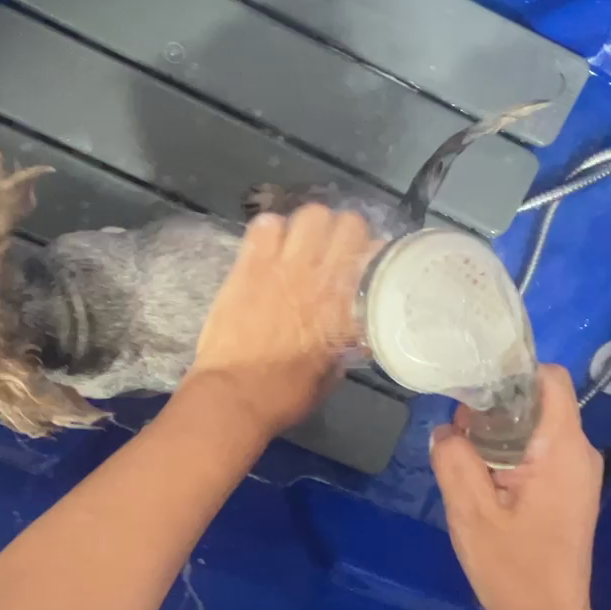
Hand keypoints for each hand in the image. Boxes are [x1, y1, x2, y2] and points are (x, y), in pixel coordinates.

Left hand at [185, 205, 378, 437]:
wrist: (234, 395)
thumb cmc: (283, 395)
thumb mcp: (330, 375)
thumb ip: (343, 347)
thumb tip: (349, 337)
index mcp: (347, 307)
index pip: (376, 257)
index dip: (371, 257)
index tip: (363, 266)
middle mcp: (322, 278)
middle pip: (348, 223)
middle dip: (342, 233)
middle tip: (330, 250)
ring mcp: (283, 266)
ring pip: (310, 214)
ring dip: (307, 227)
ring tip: (298, 245)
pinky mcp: (249, 264)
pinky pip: (264, 225)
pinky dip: (269, 230)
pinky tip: (266, 248)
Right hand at [430, 365, 603, 609]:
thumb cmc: (511, 567)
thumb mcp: (469, 511)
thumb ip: (454, 459)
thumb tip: (447, 430)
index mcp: (563, 449)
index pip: (550, 379)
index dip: (512, 372)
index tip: (472, 386)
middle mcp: (580, 453)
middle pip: (541, 401)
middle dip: (497, 405)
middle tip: (458, 428)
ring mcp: (577, 473)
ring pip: (538, 427)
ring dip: (500, 431)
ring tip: (464, 452)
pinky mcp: (568, 491)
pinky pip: (540, 451)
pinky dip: (510, 452)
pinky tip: (482, 476)